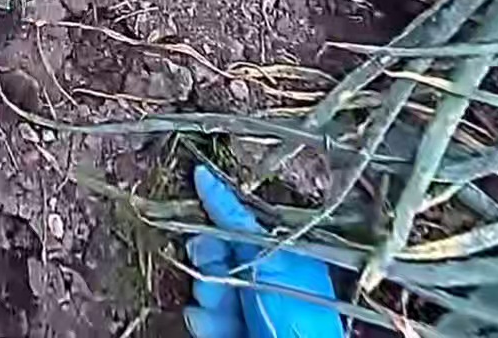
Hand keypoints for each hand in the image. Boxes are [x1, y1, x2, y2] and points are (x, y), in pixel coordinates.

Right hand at [185, 165, 345, 337]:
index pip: (233, 218)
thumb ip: (235, 217)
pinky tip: (211, 325)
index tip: (196, 216)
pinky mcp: (232, 330)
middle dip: (208, 258)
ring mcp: (248, 305)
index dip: (213, 217)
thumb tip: (205, 176)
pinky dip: (203, 320)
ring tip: (218, 307)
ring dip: (206, 293)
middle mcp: (262, 274)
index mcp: (278, 249)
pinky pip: (204, 317)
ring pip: (206, 283)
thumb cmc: (301, 316)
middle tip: (214, 268)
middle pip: (215, 251)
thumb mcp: (269, 255)